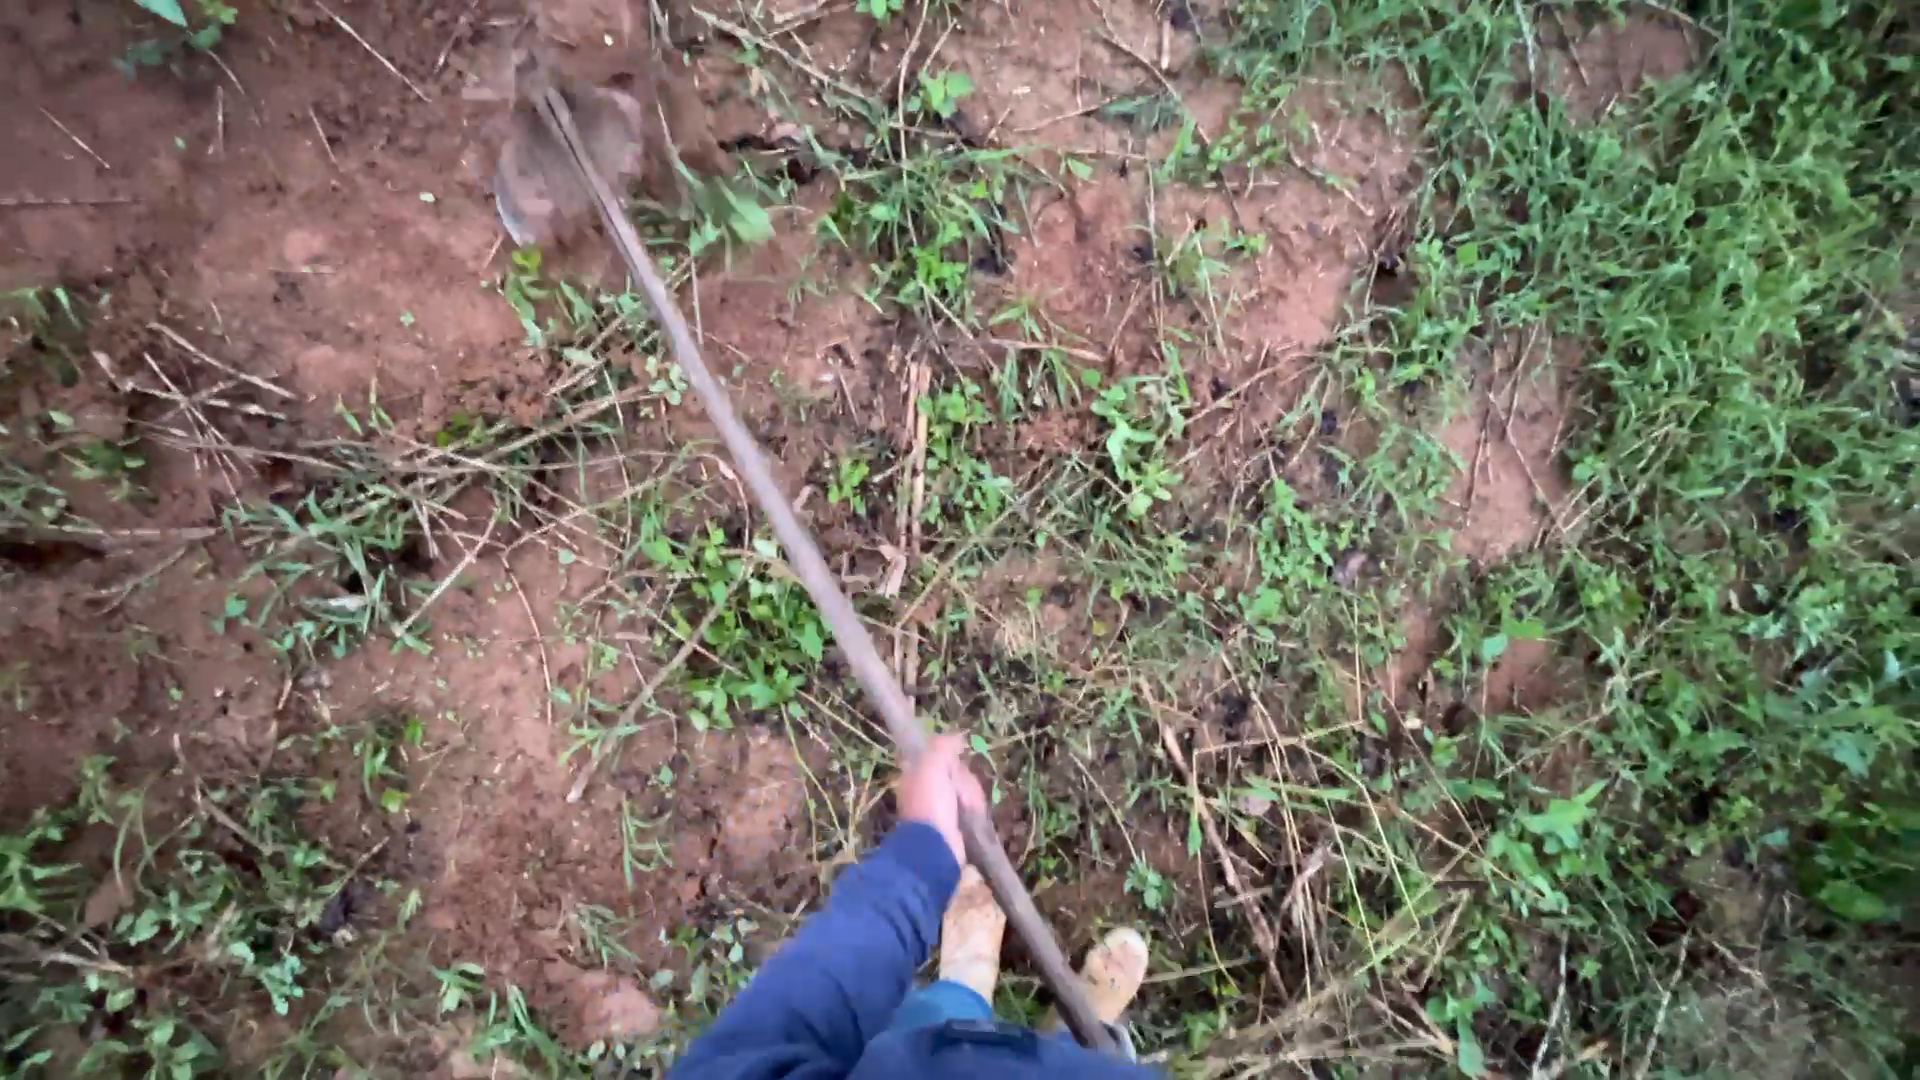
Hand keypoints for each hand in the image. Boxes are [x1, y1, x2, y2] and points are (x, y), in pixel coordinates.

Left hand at [896, 734, 986, 867]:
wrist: (936, 848)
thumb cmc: (930, 803)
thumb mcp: (932, 766)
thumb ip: (942, 747)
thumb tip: (957, 737)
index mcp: (916, 775)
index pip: (940, 758)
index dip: (951, 761)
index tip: (955, 766)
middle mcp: (927, 791)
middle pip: (958, 774)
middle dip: (965, 782)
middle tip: (961, 793)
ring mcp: (941, 810)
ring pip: (968, 791)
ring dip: (972, 798)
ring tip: (969, 809)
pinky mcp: (956, 826)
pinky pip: (972, 810)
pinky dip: (976, 812)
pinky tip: (974, 818)